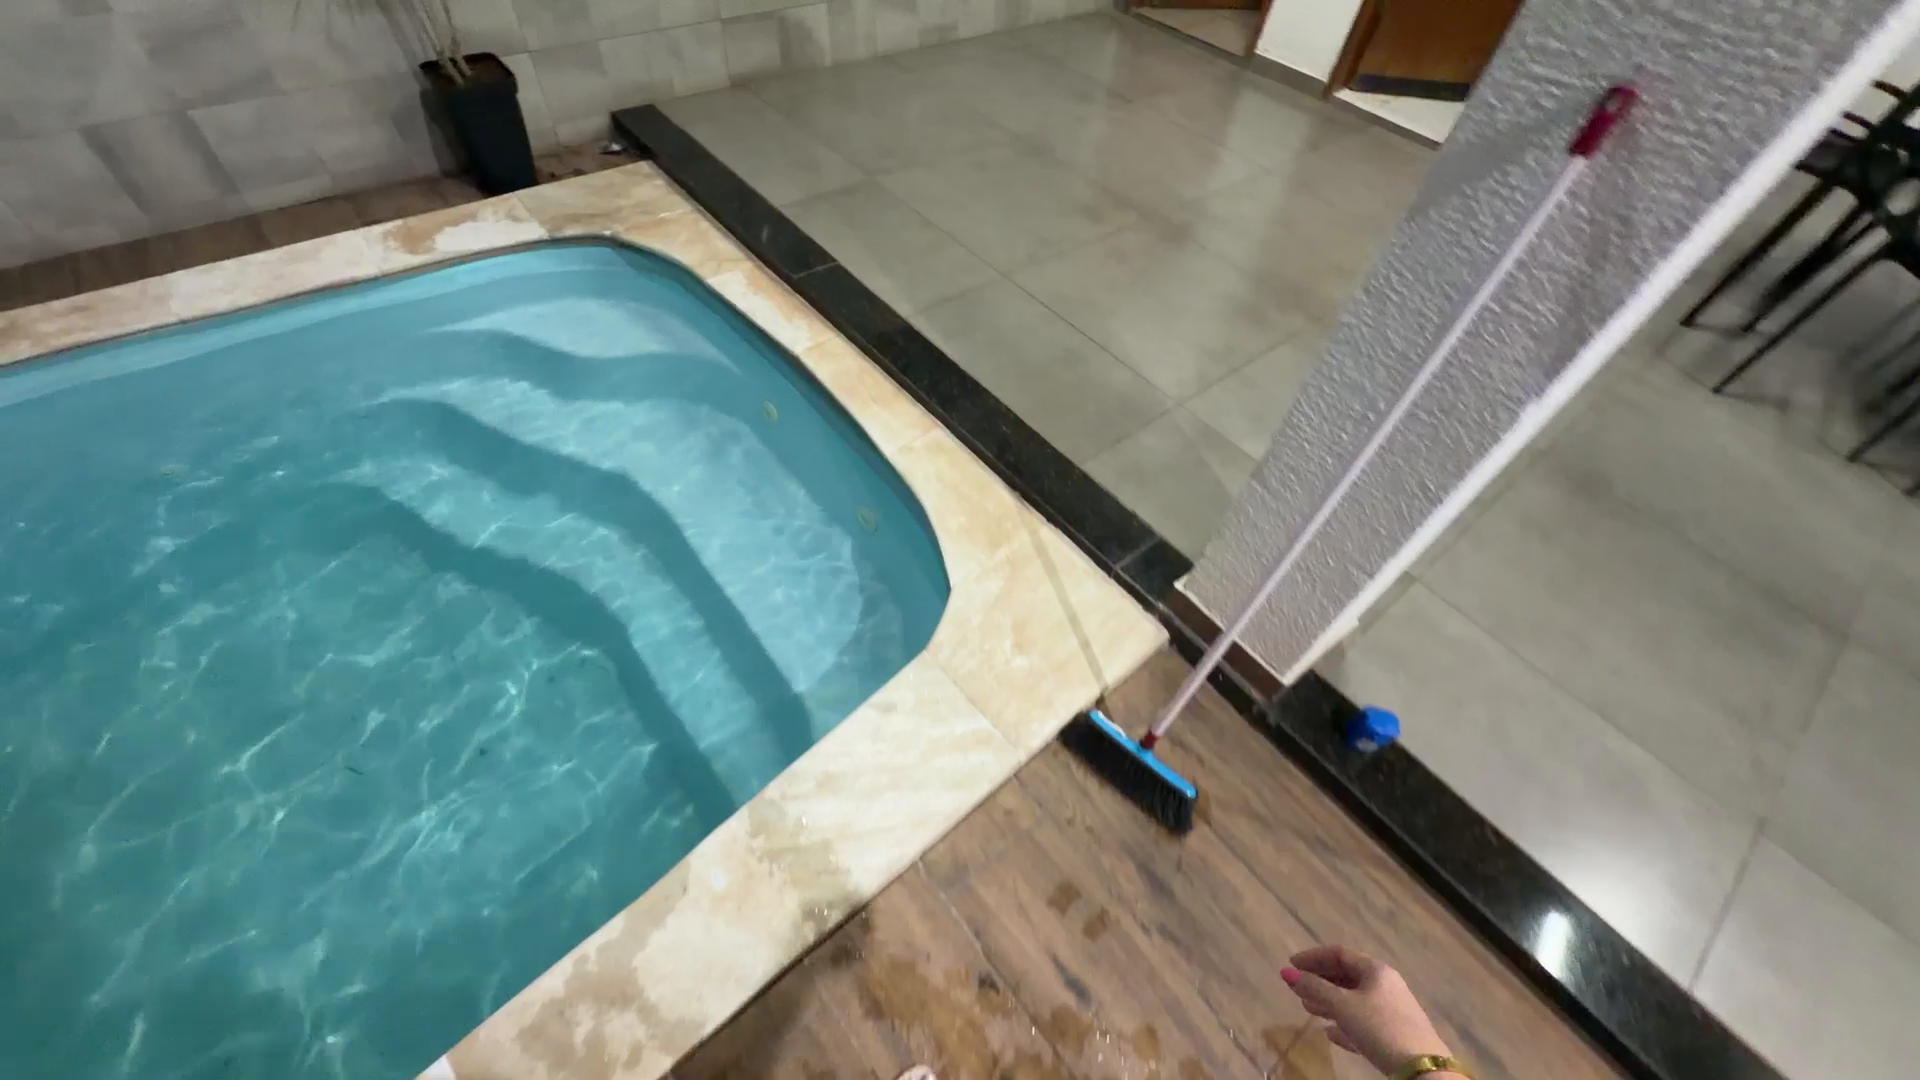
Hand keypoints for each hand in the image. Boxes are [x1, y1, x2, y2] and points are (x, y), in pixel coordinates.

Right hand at [1281, 945, 1451, 1075]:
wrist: (1424, 1071)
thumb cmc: (1380, 1028)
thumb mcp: (1343, 1006)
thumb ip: (1314, 988)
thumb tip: (1286, 972)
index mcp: (1375, 970)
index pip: (1339, 953)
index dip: (1313, 957)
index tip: (1291, 965)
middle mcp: (1385, 985)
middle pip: (1346, 975)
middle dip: (1320, 981)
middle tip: (1298, 989)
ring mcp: (1392, 1010)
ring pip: (1354, 999)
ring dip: (1329, 1002)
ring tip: (1308, 1009)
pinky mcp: (1396, 1035)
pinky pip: (1364, 1022)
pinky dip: (1345, 1023)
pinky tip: (1331, 1034)